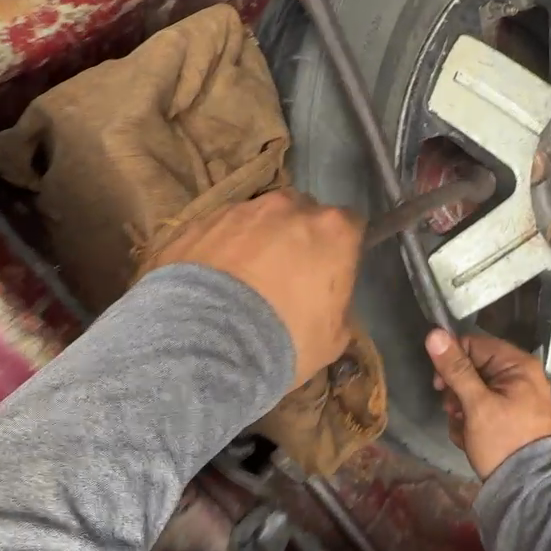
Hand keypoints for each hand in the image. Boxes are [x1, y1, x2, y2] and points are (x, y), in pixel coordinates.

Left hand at [148, 188, 361, 387]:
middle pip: (303, 213)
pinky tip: (214, 283)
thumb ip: (338, 308)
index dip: (342, 249)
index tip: (332, 272)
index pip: (352, 225)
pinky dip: (221, 249)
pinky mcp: (198, 222)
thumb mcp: (333, 340)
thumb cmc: (284, 341)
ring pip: (258, 218)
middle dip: (299, 238)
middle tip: (288, 277)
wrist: (206, 342)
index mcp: (333, 230)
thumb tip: (328, 306)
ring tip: (244, 281)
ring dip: (257, 241)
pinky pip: (220, 231)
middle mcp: (288, 207)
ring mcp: (240, 210)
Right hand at [426, 330, 550, 477]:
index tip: (440, 385)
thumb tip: (434, 333)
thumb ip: (456, 369)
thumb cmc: (502, 440)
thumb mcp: (476, 404)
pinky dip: (471, 422)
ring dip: (460, 410)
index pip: (474, 345)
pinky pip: (482, 408)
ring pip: (473, 391)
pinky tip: (470, 438)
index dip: (452, 361)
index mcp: (519, 365)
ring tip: (464, 429)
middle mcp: (521, 376)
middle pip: (472, 369)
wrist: (525, 487)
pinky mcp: (510, 417)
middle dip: (456, 392)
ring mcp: (516, 398)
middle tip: (454, 411)